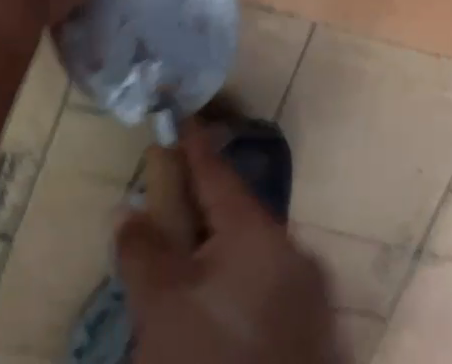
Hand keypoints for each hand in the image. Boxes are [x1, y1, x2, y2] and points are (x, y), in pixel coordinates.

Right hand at [117, 127, 339, 363]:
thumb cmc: (205, 356)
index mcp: (263, 238)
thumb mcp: (157, 299)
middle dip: (195, 204)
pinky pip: (265, 285)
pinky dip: (233, 277)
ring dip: (213, 245)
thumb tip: (133, 212)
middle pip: (235, 213)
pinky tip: (206, 296)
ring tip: (176, 254)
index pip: (217, 173)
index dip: (189, 143)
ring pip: (251, 251)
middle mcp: (299, 260)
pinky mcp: (317, 338)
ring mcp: (316, 302)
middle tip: (159, 199)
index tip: (174, 112)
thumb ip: (140, 243)